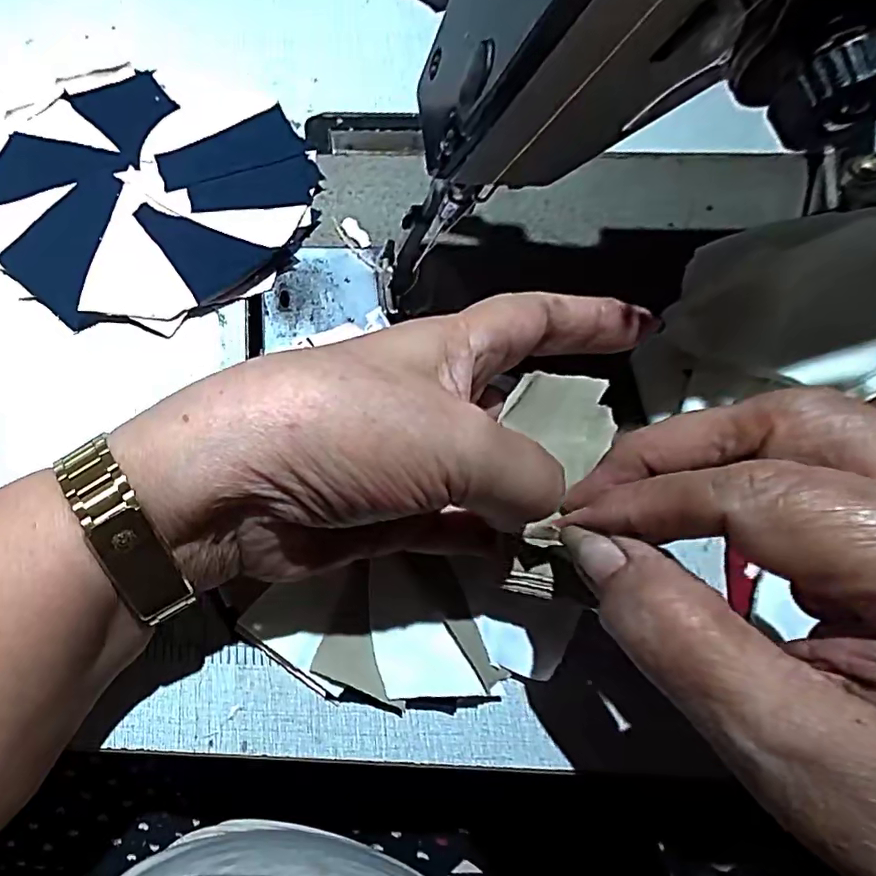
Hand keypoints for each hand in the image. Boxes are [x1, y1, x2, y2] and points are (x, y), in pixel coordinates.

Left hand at [112, 293, 654, 589]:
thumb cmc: (346, 430)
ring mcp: (402, 464)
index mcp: (446, 351)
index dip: (586, 317)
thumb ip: (525, 472)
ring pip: (485, 479)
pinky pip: (451, 527)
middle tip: (622, 467)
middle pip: (513, 409)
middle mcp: (426, 402)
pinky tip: (519, 559)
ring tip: (584, 528)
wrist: (236, 489)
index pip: (529, 319)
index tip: (640, 324)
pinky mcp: (380, 518)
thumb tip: (554, 508)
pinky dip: (485, 541)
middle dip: (565, 430)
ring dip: (529, 502)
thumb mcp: (454, 437)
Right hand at [558, 389, 875, 875]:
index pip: (787, 494)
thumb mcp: (786, 752)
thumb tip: (595, 548)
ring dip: (725, 461)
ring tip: (646, 500)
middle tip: (606, 485)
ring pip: (843, 440)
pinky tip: (727, 532)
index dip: (660, 497)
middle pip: (825, 427)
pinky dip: (771, 494)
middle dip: (689, 448)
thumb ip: (677, 637)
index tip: (578, 517)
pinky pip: (865, 482)